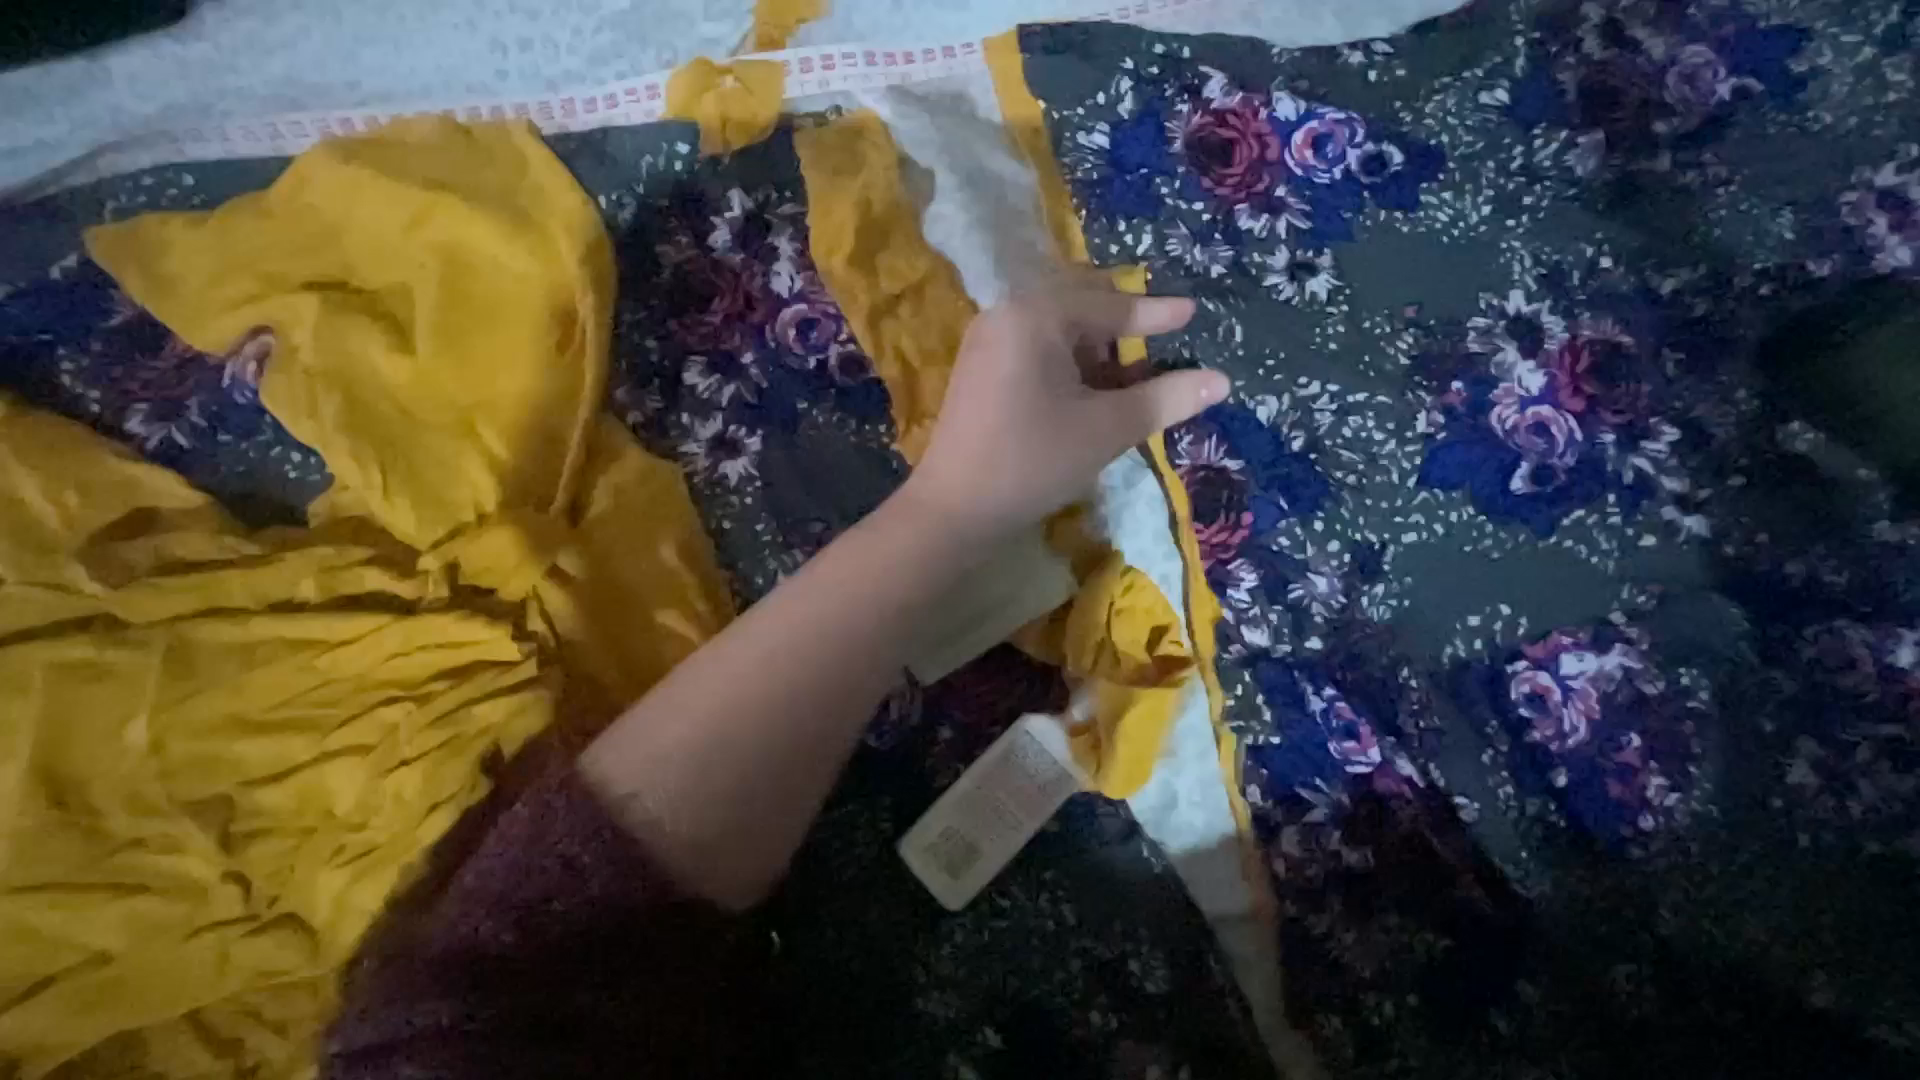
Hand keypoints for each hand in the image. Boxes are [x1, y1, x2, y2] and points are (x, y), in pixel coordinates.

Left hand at [899, 287, 1228, 541]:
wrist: (954, 509)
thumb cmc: (1032, 462)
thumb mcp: (1106, 430)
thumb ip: (1164, 399)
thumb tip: (1221, 380)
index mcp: (1035, 315)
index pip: (1109, 306)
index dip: (1155, 314)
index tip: (1192, 312)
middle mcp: (1006, 315)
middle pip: (1080, 307)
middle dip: (1123, 327)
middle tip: (1162, 343)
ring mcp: (987, 342)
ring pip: (1057, 331)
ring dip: (1096, 350)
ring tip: (1132, 379)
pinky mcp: (979, 370)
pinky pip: (1035, 350)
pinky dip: (1068, 364)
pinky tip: (1091, 393)